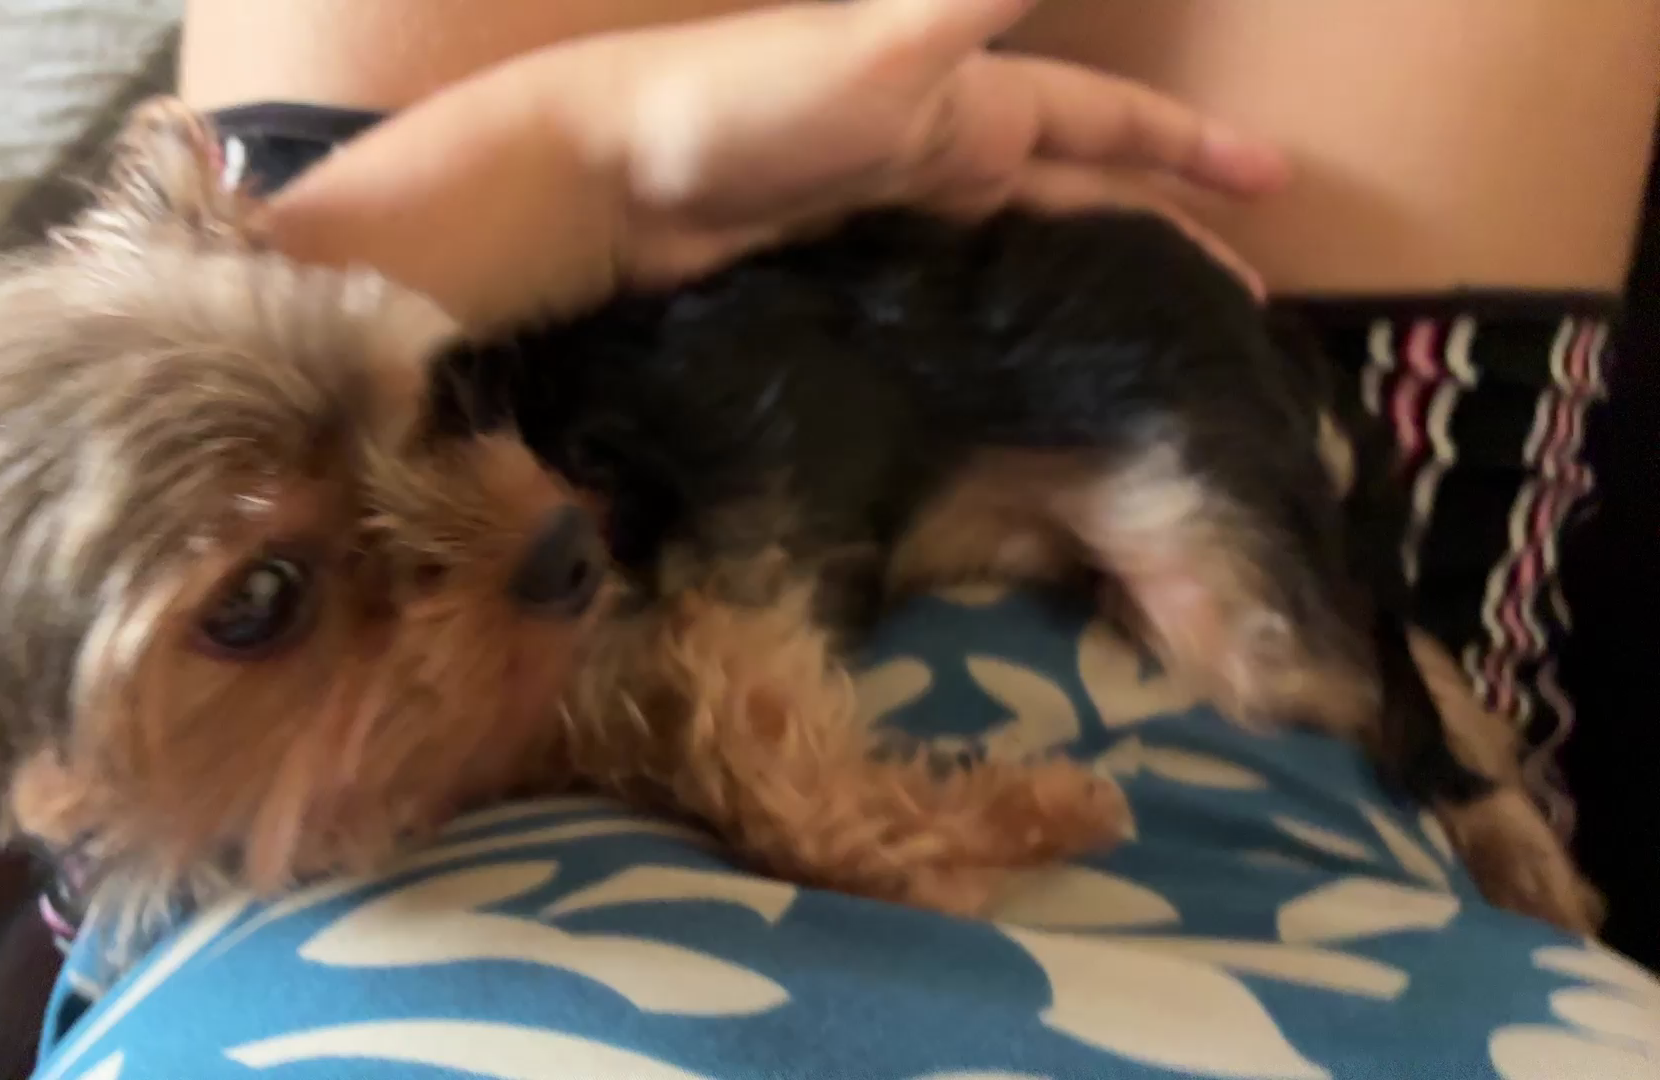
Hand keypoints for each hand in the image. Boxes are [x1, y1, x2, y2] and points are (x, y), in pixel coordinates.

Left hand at [587, 0, 1288, 293]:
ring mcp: (894, 212)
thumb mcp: (880, 47)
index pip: (1109, 123)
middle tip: (1229, 291)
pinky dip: (983, 303)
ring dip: (1075, 273)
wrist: (627, 177)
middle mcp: (944, 153)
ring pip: (1013, 243)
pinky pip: (941, 279)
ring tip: (1134, 325)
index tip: (1271, 188)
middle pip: (1075, 191)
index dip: (1189, 152)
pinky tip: (1006, 335)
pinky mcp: (848, 258)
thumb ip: (975, 0)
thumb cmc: (744, 108)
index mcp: (971, 106)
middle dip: (1155, 229)